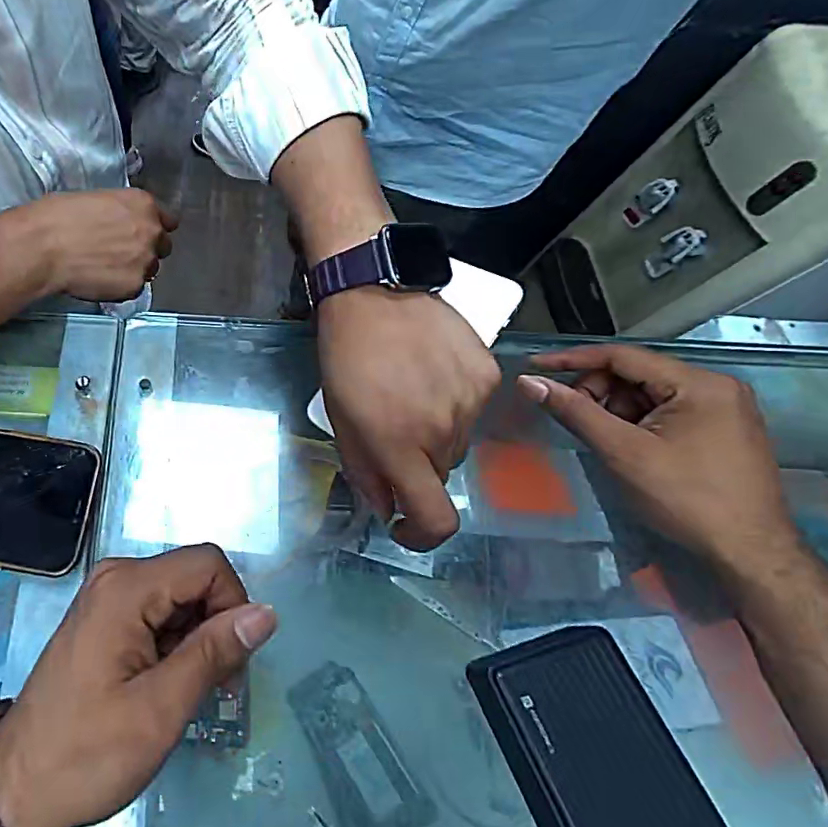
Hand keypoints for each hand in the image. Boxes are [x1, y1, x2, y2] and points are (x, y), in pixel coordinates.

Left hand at [0, 545, 276, 826]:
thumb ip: (213, 653)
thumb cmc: (85, 752)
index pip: (207, 564)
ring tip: (188, 690)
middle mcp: (117, 577)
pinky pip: (160, 610)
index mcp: (126, 588)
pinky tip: (168, 682)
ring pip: (181, 595)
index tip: (231, 660)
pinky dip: (177, 642)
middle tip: (215, 684)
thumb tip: (264, 614)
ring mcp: (109, 595)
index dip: (233, 605)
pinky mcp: (107, 615)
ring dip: (199, 638)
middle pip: (194, 577)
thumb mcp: (159, 709)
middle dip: (217, 625)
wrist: (17, 785)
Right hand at [13, 189, 176, 301]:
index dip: (153, 228)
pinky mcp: (134, 286)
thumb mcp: (97, 199)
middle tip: (121, 254)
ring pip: (150, 269)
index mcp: (143, 204)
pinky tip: (100, 280)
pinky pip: (134, 288)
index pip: (167, 220)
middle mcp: (151, 231)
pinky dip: (121, 287)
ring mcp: (145, 260)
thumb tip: (121, 224)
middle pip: (163, 246)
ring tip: (107, 269)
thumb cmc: (58, 217)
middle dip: (147, 250)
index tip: (144, 234)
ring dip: (135, 269)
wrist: (44, 247)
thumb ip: (121, 213)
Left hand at [318, 287, 500, 550]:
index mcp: (400, 445)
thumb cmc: (345, 356)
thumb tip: (387, 508)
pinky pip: (474, 407)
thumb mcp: (339, 419)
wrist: (373, 292)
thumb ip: (364, 472)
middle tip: (393, 427)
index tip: (406, 524)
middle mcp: (443, 430)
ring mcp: (471, 400)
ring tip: (410, 391)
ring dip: (437, 431)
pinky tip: (431, 372)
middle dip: (417, 464)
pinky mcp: (488, 372)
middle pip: (441, 473)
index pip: (435, 518)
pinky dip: (454, 401)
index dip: (422, 535)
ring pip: (459, 440)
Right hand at [517, 344, 798, 571]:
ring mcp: (723, 408)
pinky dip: (638, 423)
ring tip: (606, 442)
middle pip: (636, 374)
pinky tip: (628, 447)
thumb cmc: (687, 499)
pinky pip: (666, 411)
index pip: (622, 356)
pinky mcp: (722, 429)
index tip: (535, 366)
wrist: (751, 555)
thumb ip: (575, 411)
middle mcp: (716, 386)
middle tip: (575, 419)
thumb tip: (530, 382)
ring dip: (616, 411)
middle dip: (598, 393)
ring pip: (648, 394)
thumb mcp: (623, 451)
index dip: (573, 360)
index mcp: (699, 383)